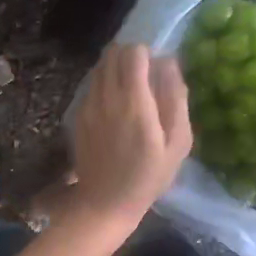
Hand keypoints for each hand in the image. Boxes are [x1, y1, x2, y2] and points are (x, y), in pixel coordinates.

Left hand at [68, 44, 191, 225]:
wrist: (105, 202)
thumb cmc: (148, 176)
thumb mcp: (177, 142)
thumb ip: (175, 98)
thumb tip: (170, 63)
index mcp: (134, 102)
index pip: (133, 53)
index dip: (146, 53)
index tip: (156, 69)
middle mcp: (107, 97)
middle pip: (112, 53)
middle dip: (128, 55)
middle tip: (143, 74)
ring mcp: (88, 105)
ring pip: (98, 67)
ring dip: (114, 68)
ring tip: (130, 88)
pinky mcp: (78, 116)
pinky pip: (91, 86)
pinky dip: (103, 84)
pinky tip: (114, 105)